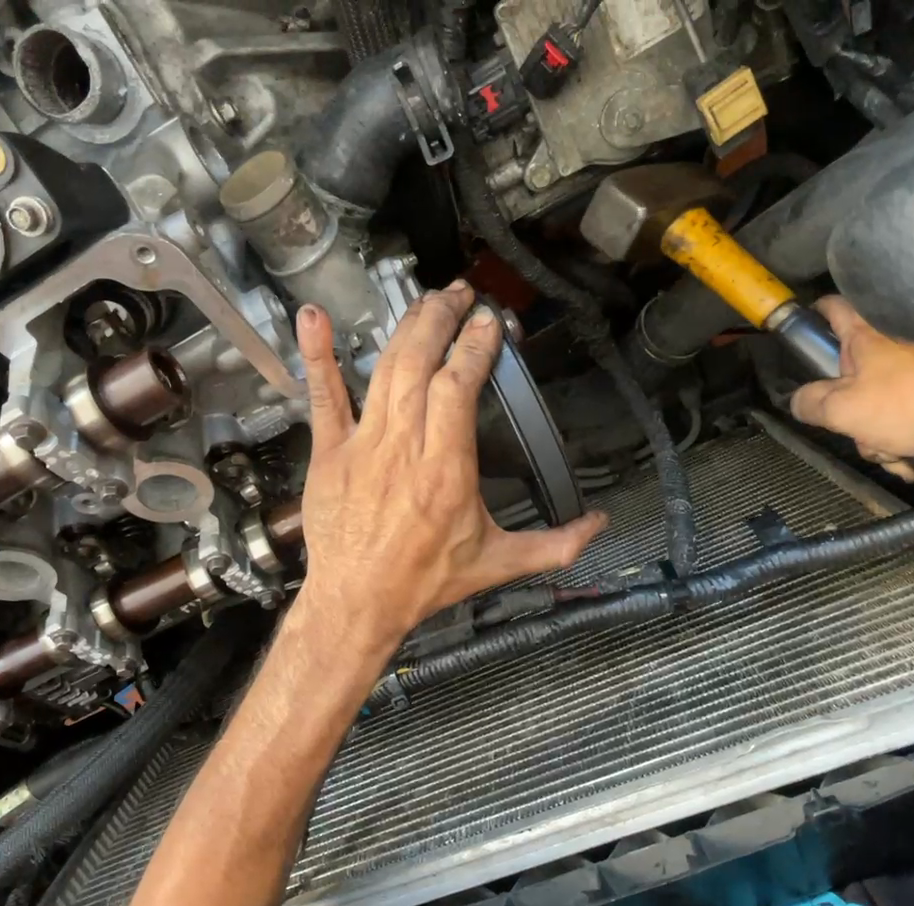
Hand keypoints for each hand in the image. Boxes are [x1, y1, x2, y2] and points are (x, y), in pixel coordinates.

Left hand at [292, 281, 607, 647]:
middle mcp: (403, 450)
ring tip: (426, 300)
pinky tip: (313, 317)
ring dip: (405, 328)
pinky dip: (317, 355)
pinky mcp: (330, 453)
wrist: (358, 602)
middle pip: (420, 364)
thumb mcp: (498, 564)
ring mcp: (362, 447)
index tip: (489, 324)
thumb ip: (555, 545)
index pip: (458, 387)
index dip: (474, 346)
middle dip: (442, 320)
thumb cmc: (423, 582)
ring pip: (383, 371)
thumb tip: (600, 526)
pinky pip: (323, 397)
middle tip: (461, 295)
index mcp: (446, 472)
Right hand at [789, 296, 913, 474]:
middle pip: (857, 370)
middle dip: (852, 408)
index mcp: (867, 332)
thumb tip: (799, 401)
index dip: (813, 320)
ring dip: (884, 429)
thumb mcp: (843, 413)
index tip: (807, 338)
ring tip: (898, 452)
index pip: (830, 309)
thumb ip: (809, 404)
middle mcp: (901, 334)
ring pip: (888, 394)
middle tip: (857, 430)